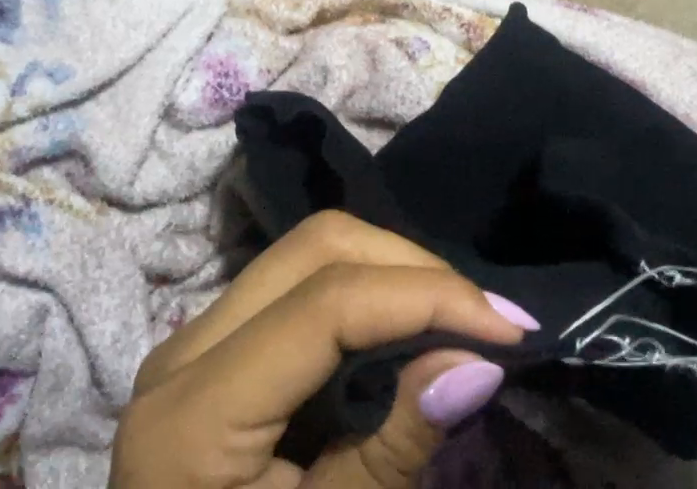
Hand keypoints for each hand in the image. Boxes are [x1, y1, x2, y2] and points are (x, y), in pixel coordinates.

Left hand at [112, 211, 537, 487]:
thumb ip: (394, 448)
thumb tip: (477, 363)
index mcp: (195, 414)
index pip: (325, 304)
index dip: (427, 298)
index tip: (511, 328)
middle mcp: (185, 349)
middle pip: (316, 247)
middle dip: (415, 269)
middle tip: (488, 323)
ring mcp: (193, 339)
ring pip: (306, 251)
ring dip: (393, 272)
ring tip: (459, 323)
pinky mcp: (212, 345)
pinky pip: (295, 283)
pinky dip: (363, 291)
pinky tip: (406, 329)